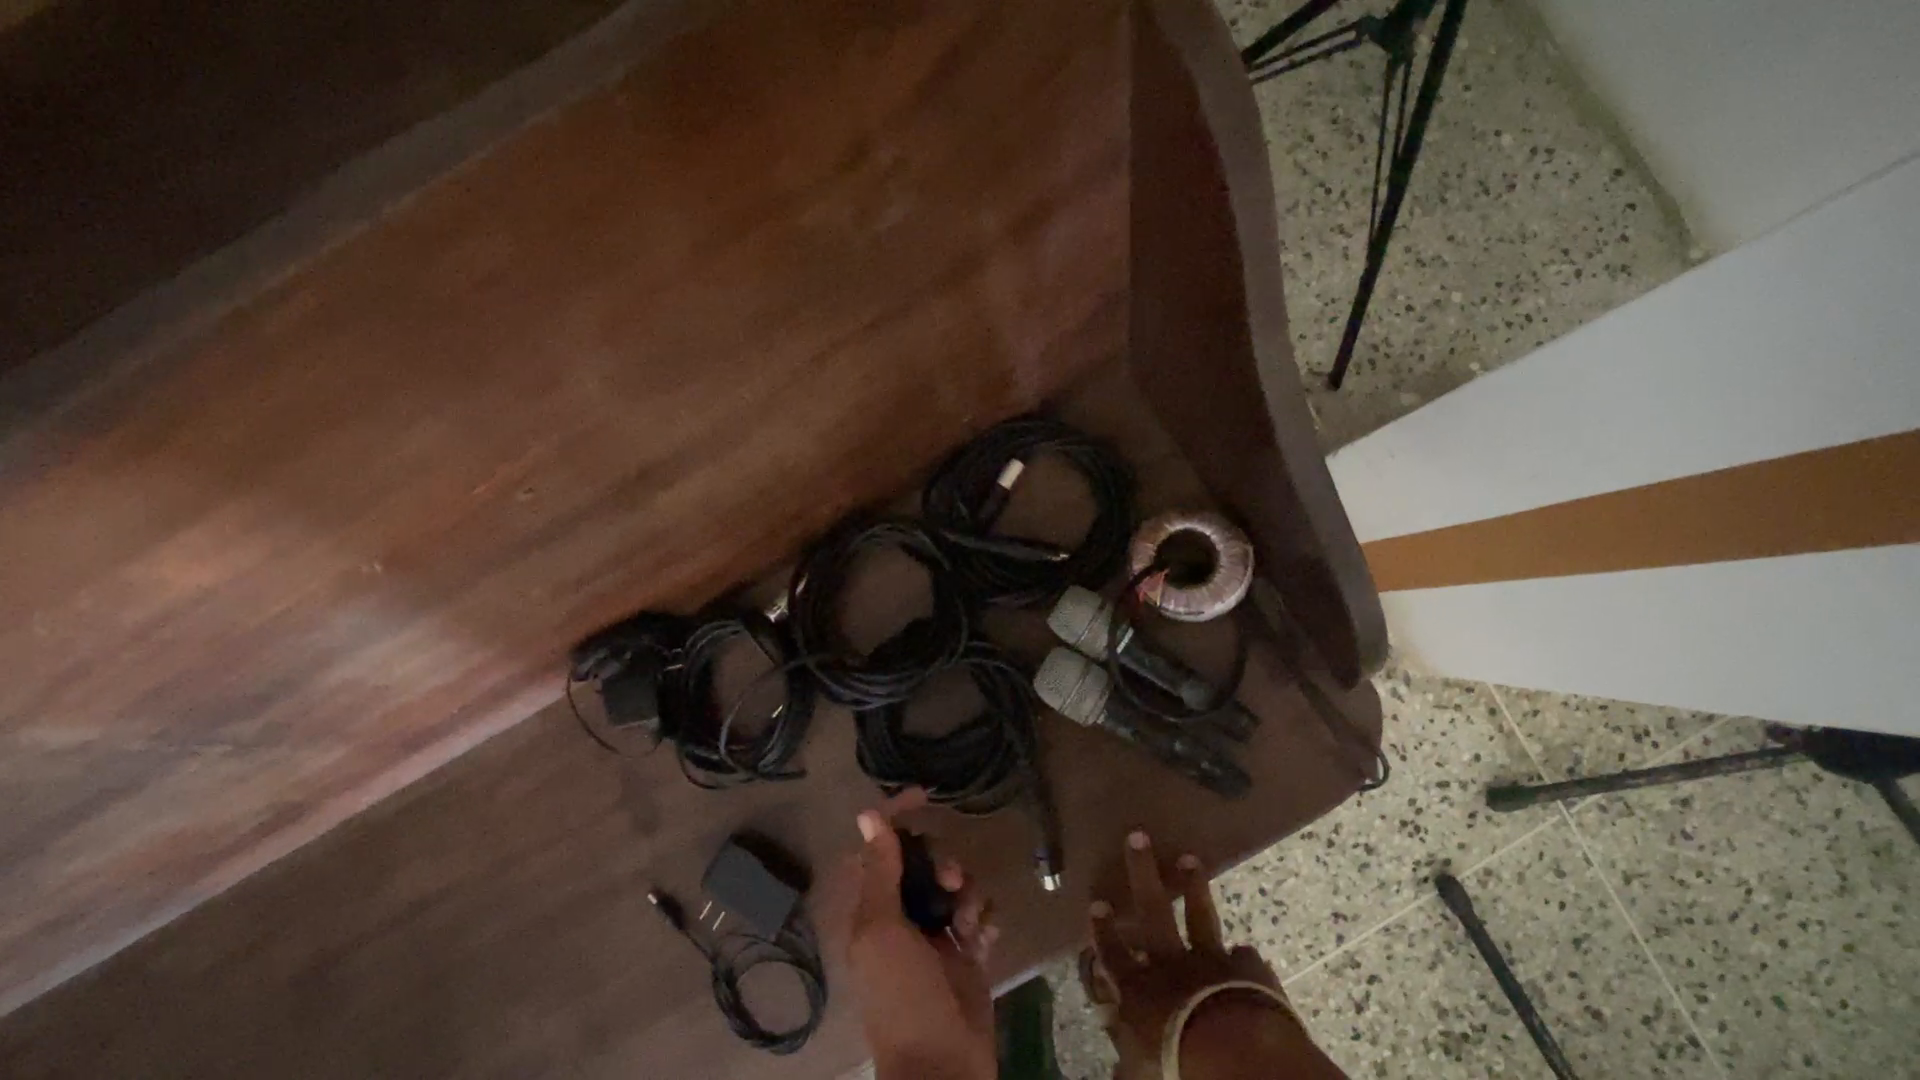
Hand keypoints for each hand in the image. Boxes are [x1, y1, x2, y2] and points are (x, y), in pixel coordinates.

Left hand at [826, 789, 996, 1079]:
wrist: (942, 1066)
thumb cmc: (901, 996)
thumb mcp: (882, 931)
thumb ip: (879, 872)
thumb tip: (867, 814)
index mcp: (870, 911)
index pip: (878, 848)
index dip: (895, 819)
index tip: (922, 795)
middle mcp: (900, 918)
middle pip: (922, 862)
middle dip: (941, 862)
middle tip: (951, 880)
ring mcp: (935, 936)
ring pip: (955, 886)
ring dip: (966, 894)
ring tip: (968, 921)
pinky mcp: (967, 954)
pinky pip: (979, 917)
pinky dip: (983, 921)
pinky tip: (983, 938)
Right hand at [1088, 830, 1343, 1079]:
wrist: (1235, 1054)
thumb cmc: (1177, 1060)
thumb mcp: (1142, 1067)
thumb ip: (1128, 1057)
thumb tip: (1116, 1065)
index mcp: (1141, 988)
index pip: (1114, 955)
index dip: (1104, 931)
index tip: (1097, 904)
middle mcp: (1172, 965)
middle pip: (1153, 910)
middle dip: (1143, 871)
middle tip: (1139, 836)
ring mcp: (1212, 963)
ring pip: (1201, 918)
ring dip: (1195, 887)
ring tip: (1192, 859)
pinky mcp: (1248, 971)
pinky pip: (1246, 958)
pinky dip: (1244, 957)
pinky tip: (1247, 951)